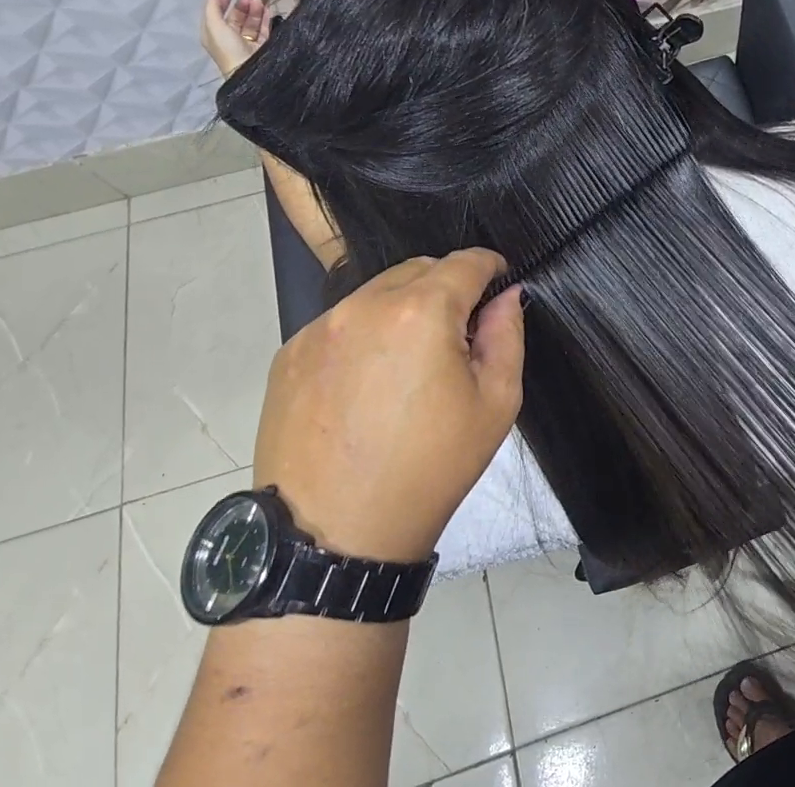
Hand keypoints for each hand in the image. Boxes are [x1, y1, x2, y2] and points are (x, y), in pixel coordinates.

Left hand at [200, 0, 270, 79]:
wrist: (250, 72)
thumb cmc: (228, 49)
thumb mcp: (213, 25)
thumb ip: (212, 7)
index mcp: (215, 35)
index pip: (217, 15)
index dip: (221, 3)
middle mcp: (231, 39)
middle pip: (236, 19)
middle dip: (241, 6)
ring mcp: (248, 44)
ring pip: (251, 24)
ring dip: (254, 11)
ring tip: (259, 2)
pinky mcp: (264, 48)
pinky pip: (264, 31)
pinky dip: (265, 20)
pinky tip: (268, 10)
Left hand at [252, 250, 524, 562]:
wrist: (335, 533)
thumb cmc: (431, 469)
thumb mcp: (495, 404)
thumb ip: (506, 336)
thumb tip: (505, 297)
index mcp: (420, 312)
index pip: (465, 262)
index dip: (491, 267)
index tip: (501, 281)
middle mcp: (362, 305)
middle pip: (417, 270)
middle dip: (446, 287)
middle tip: (460, 334)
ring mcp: (317, 329)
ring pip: (374, 294)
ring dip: (403, 309)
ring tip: (411, 364)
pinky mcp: (287, 356)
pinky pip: (339, 325)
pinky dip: (364, 335)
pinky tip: (370, 384)